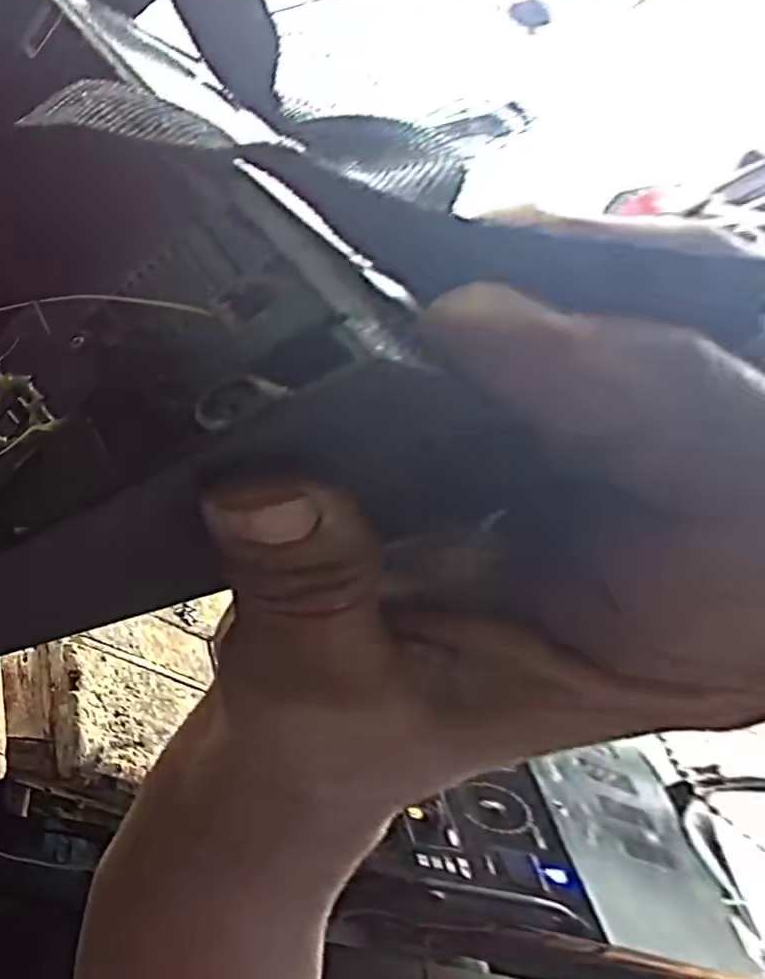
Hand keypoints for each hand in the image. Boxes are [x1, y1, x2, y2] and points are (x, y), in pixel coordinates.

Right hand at [200, 282, 764, 813]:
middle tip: (508, 246)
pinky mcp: (549, 467)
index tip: (468, 319)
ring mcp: (626, 502)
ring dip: (597, 288)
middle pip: (748, 390)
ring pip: (687, 355)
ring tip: (476, 253)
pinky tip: (455, 289)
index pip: (713, 482)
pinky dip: (532, 312)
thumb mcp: (309, 681)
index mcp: (684, 635)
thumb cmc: (335, 731)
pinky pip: (585, 364)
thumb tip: (261, 482)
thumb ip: (300, 588)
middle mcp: (692, 552)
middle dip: (651, 300)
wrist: (317, 722)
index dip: (614, 385)